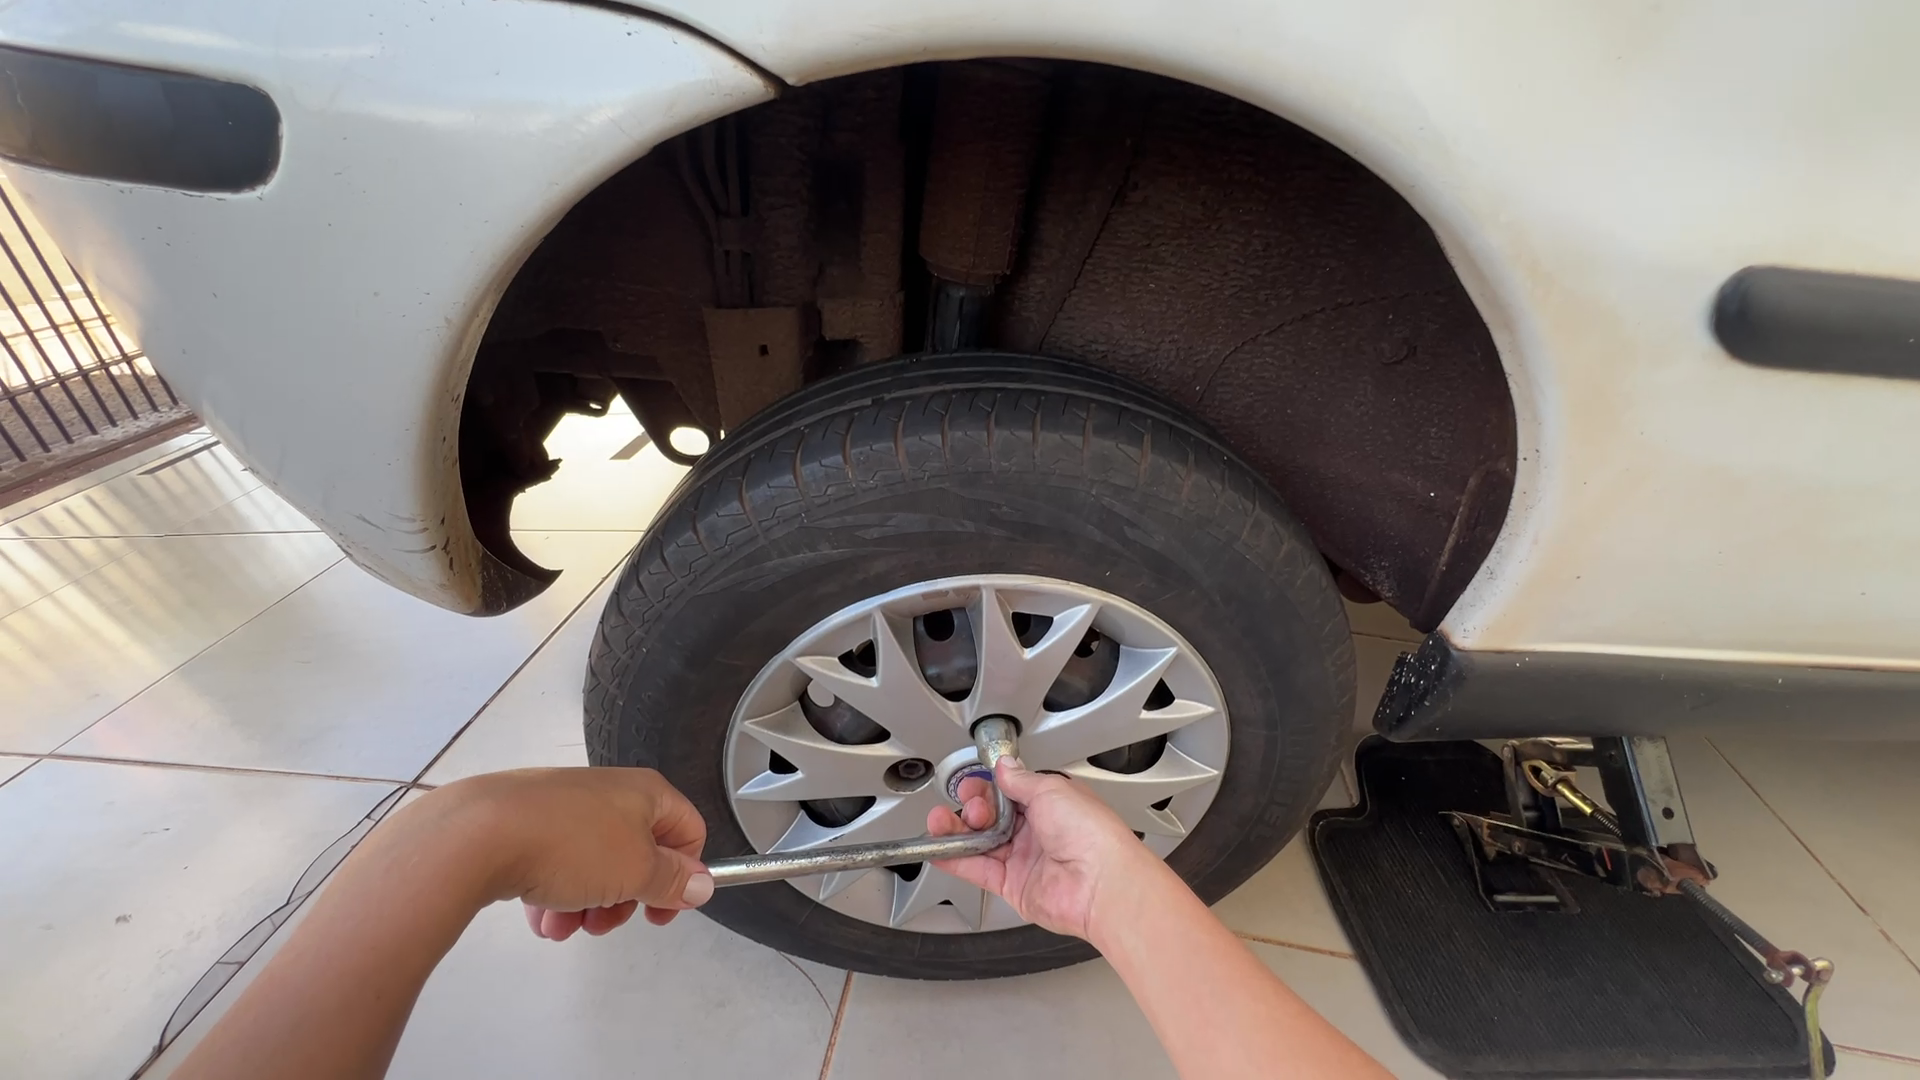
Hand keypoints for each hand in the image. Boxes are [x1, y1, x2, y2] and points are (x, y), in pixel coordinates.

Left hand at [426, 767, 713, 941]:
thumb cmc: (574, 845)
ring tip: (563, 927)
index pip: (688, 833)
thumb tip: (703, 885)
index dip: (684, 877)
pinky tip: (539, 918)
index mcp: (648, 793)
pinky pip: (557, 862)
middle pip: (639, 854)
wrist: (480, 832)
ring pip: (596, 864)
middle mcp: (612, 793)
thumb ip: (673, 881)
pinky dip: (554, 893)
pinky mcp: (528, 822)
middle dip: (626, 899)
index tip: (660, 913)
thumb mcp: (636, 871)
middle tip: (606, 923)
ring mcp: (567, 806)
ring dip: (588, 904)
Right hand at [925, 756, 1159, 939]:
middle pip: (991, 816)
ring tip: (938, 822)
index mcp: (1051, 802)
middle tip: (969, 805)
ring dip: (956, 831)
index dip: (988, 786)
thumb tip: (1004, 766)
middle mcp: (1037, 830)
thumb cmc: (1091, 833)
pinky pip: (978, 869)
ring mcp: (1025, 858)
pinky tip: (938, 849)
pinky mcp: (1014, 885)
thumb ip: (1018, 780)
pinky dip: (955, 859)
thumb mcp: (1050, 789)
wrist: (1102, 883)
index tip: (974, 782)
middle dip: (973, 807)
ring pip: (981, 842)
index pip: (1008, 790)